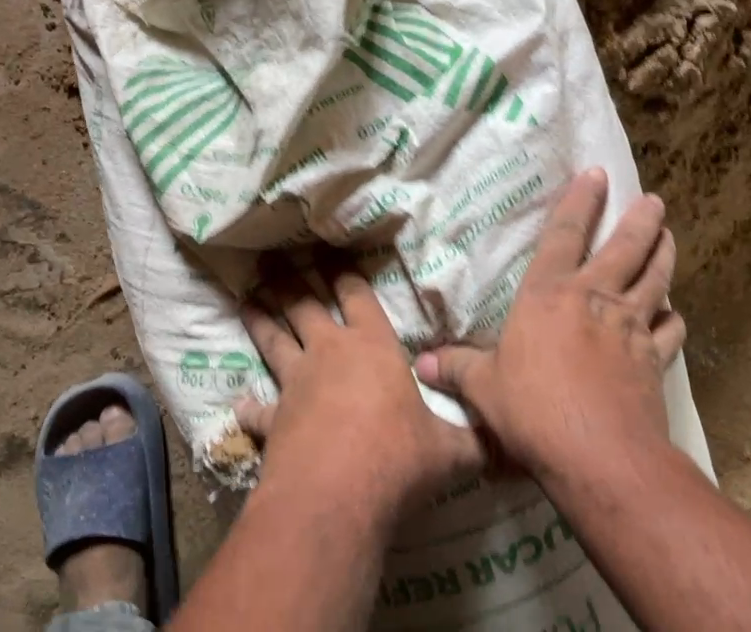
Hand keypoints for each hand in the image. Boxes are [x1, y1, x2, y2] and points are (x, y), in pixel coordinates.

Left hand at [234, 255, 483, 515]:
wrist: (335, 498)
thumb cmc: (398, 460)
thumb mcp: (451, 451)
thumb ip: (479, 440)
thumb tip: (512, 441)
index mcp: (373, 348)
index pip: (358, 297)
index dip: (343, 273)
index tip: (328, 252)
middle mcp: (330, 354)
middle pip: (305, 306)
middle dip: (289, 281)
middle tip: (271, 260)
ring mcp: (296, 385)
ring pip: (273, 341)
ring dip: (260, 319)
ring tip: (247, 299)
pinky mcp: (273, 420)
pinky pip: (257, 410)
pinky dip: (248, 407)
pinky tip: (238, 406)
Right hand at [412, 168, 684, 480]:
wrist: (598, 454)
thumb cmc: (532, 411)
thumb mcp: (484, 389)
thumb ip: (456, 370)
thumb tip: (420, 364)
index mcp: (548, 294)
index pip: (564, 234)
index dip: (579, 202)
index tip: (596, 174)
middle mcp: (594, 299)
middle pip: (626, 248)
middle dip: (641, 220)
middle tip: (654, 201)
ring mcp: (630, 327)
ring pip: (656, 280)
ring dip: (665, 256)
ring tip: (670, 238)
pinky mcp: (654, 359)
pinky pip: (671, 332)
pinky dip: (673, 321)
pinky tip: (674, 317)